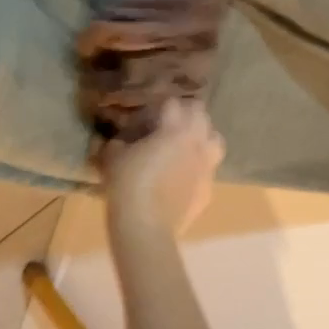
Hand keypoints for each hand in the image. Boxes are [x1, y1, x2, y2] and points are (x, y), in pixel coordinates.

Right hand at [99, 99, 224, 239]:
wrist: (146, 226)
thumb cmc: (128, 183)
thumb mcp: (113, 154)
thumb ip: (120, 140)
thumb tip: (121, 139)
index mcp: (175, 129)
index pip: (173, 102)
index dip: (158, 105)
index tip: (146, 113)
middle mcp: (197, 143)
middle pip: (201, 114)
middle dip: (186, 113)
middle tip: (166, 122)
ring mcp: (207, 167)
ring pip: (215, 139)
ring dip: (202, 136)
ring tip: (184, 144)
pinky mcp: (209, 190)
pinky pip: (209, 169)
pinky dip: (199, 166)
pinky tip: (182, 175)